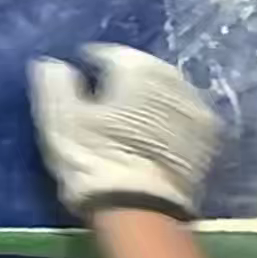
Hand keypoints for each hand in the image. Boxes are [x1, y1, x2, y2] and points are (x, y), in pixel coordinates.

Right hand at [29, 43, 217, 218]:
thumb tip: (51, 62)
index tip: (75, 63)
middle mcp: (174, 88)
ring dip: (147, 86)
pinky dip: (162, 106)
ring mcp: (195, 113)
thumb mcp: (57, 117)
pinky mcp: (205, 137)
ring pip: (170, 86)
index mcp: (138, 78)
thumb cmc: (89, 154)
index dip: (93, 56)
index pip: (117, 54)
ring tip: (123, 97)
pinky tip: (147, 118)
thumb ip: (54, 83)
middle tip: (99, 76)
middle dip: (125, 67)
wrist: (135, 203)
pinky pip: (182, 108)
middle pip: (150, 67)